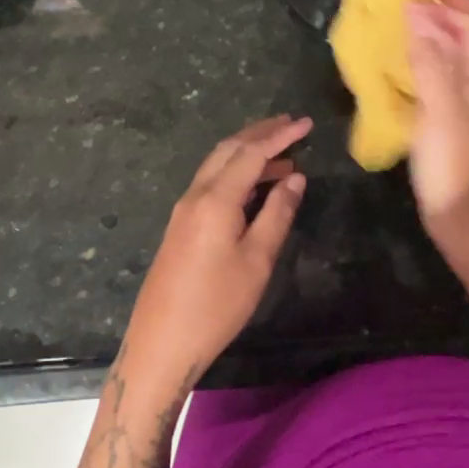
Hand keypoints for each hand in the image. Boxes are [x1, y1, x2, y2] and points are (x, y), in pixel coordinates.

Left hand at [121, 115, 310, 384]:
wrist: (161, 344)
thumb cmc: (216, 305)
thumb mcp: (257, 261)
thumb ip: (277, 214)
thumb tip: (295, 177)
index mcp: (216, 199)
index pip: (252, 153)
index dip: (280, 135)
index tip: (306, 123)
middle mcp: (196, 195)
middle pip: (229, 149)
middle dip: (260, 133)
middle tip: (291, 124)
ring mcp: (184, 210)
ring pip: (218, 165)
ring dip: (248, 153)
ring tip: (283, 157)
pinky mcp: (181, 226)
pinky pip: (211, 182)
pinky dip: (236, 172)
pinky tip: (256, 186)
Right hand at [404, 0, 468, 238]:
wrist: (460, 218)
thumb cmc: (452, 164)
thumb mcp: (441, 109)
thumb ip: (431, 60)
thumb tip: (418, 12)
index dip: (457, 1)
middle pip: (466, 38)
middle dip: (442, 12)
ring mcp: (464, 104)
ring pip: (452, 56)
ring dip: (431, 34)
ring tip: (399, 21)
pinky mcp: (448, 120)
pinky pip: (438, 77)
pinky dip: (421, 61)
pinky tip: (398, 62)